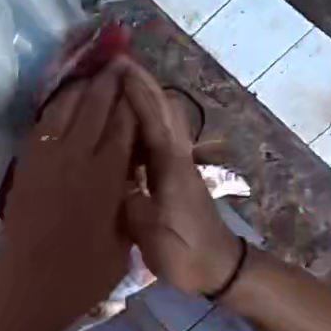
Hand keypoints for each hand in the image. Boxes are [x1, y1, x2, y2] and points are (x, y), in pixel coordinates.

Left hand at [0, 69, 138, 330]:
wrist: (26, 287)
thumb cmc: (82, 276)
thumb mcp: (123, 244)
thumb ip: (128, 206)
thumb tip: (129, 179)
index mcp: (105, 178)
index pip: (122, 128)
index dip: (130, 101)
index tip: (137, 80)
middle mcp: (75, 159)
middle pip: (93, 109)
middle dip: (107, 83)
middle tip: (116, 61)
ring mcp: (45, 160)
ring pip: (64, 111)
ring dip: (79, 88)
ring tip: (90, 72)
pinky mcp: (25, 167)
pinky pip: (41, 127)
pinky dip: (54, 108)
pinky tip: (61, 101)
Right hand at [118, 58, 241, 295]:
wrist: (219, 268)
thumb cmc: (186, 253)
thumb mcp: (153, 236)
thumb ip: (131, 204)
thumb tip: (111, 178)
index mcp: (171, 167)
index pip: (153, 119)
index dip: (137, 90)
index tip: (116, 65)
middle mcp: (177, 157)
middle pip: (163, 109)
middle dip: (141, 82)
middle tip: (114, 62)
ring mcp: (179, 163)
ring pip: (164, 119)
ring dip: (144, 95)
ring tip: (115, 82)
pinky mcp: (175, 173)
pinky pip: (158, 135)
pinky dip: (143, 118)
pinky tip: (124, 120)